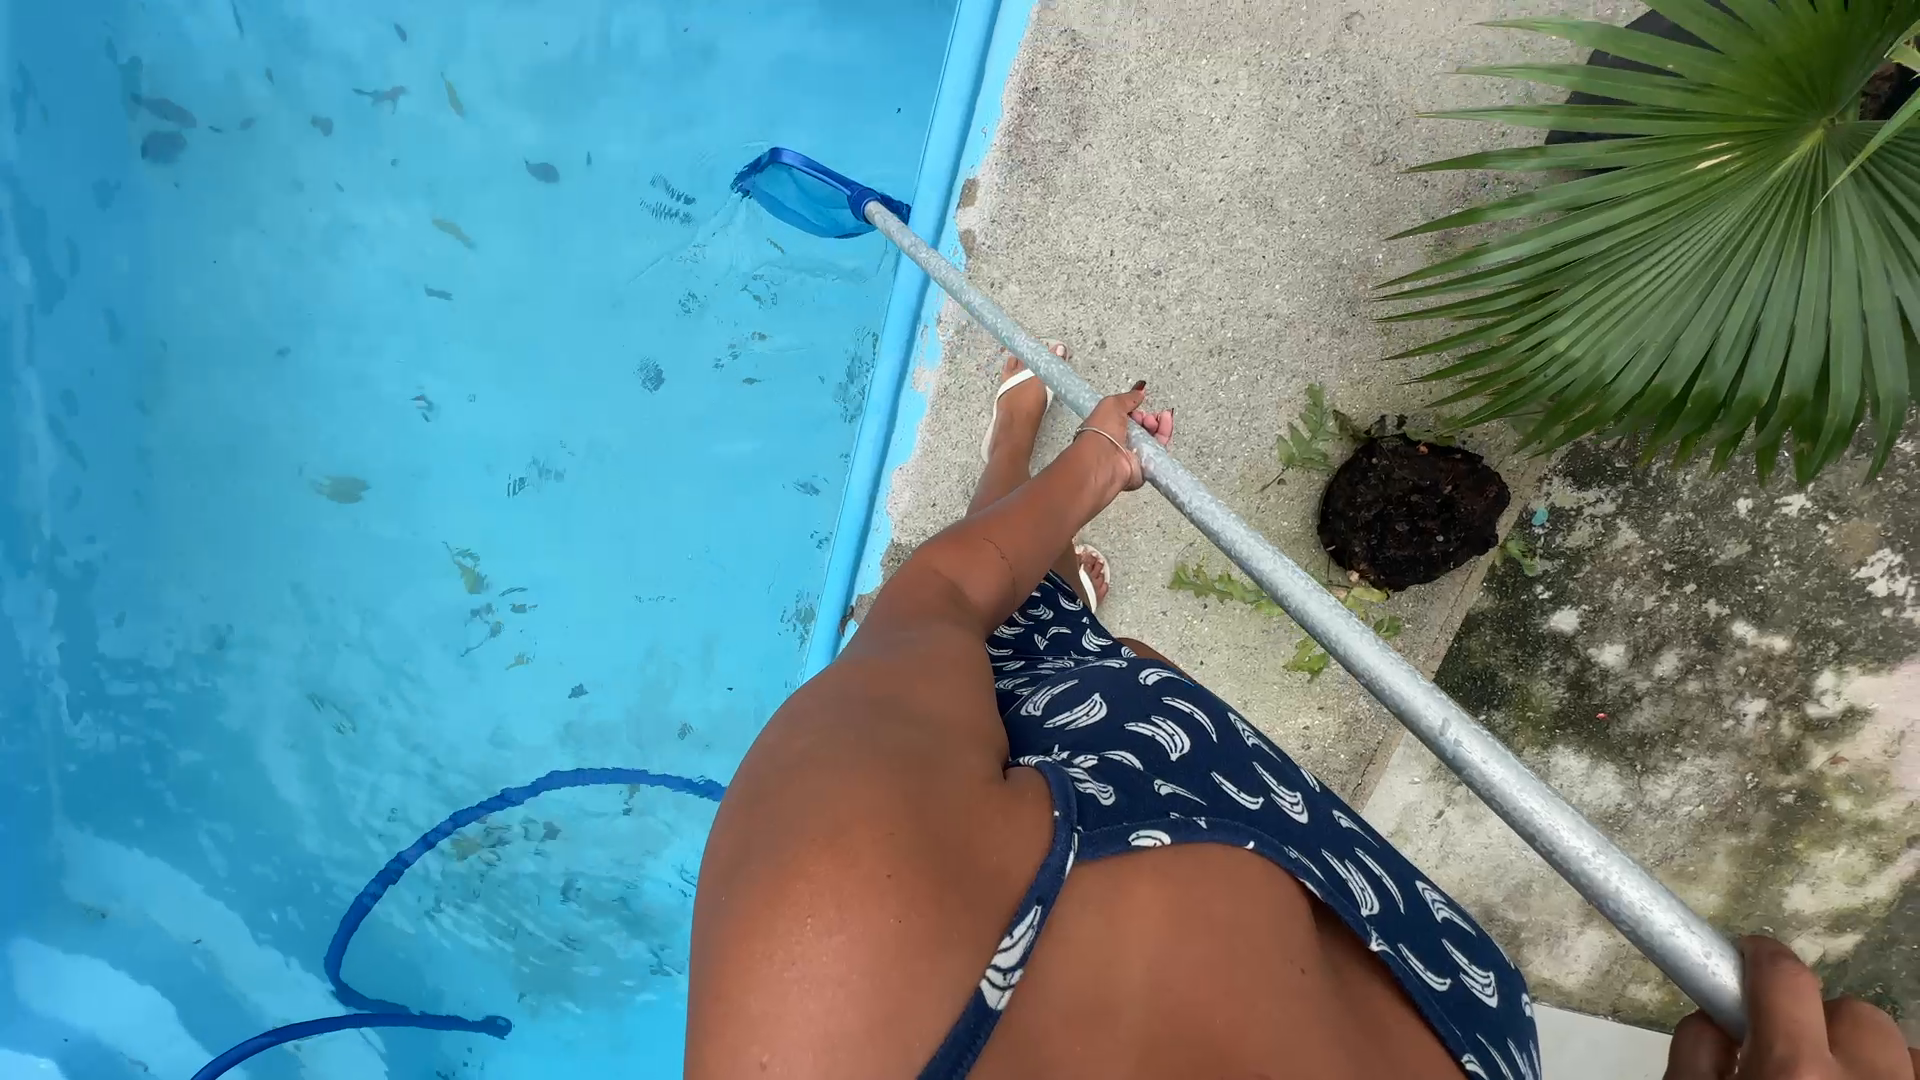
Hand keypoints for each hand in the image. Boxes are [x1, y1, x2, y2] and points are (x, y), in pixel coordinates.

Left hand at [1077, 381, 1173, 492]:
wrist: (1104, 460)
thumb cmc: (1099, 433)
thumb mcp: (1112, 404)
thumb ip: (1128, 397)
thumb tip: (1139, 390)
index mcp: (1107, 429)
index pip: (1127, 418)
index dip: (1135, 410)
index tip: (1139, 404)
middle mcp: (1120, 443)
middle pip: (1143, 428)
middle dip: (1148, 418)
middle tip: (1146, 417)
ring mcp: (1133, 455)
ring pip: (1154, 438)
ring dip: (1159, 425)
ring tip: (1159, 418)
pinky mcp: (1144, 465)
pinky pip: (1160, 449)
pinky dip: (1165, 435)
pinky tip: (1165, 424)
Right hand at [1664, 937, 1917, 1078]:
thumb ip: (1696, 1044)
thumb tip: (1715, 1013)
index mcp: (1792, 1069)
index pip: (1785, 975)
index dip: (1764, 954)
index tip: (1750, 955)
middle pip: (1857, 1014)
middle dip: (1823, 1019)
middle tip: (1795, 1044)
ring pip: (1906, 1050)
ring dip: (1872, 1055)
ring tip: (1842, 1075)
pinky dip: (1900, 1075)